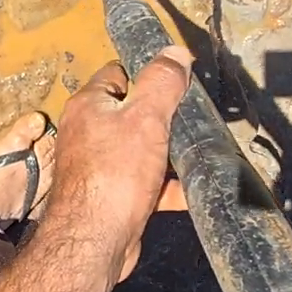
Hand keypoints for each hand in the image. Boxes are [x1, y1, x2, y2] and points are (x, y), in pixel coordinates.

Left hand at [44, 47, 192, 283]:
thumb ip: (161, 83)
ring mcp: (98, 164)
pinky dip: (169, 186)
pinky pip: (145, 182)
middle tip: (197, 120)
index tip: (180, 84)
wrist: (94, 240)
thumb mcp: (144, 118)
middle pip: (132, 112)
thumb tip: (175, 51)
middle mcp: (88, 130)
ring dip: (170, 152)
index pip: (118, 73)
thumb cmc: (116, 171)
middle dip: (164, 116)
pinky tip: (196, 190)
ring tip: (204, 150)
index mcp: (88, 105)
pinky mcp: (112, 195)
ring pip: (141, 148)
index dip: (148, 75)